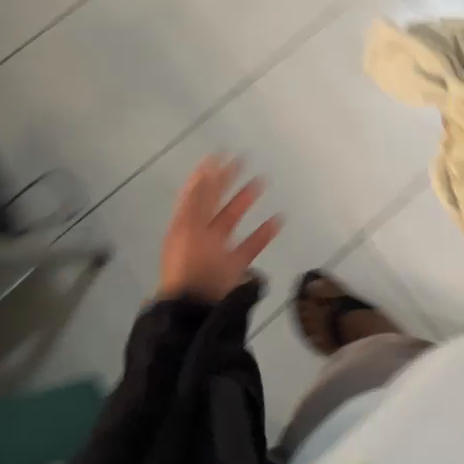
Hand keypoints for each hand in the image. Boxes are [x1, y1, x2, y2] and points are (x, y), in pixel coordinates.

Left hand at [158, 154, 282, 302]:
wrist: (195, 311)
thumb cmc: (190, 267)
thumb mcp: (190, 229)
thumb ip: (199, 200)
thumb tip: (206, 170)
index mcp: (185, 224)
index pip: (195, 192)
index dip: (205, 173)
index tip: (220, 153)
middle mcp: (199, 234)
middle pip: (214, 202)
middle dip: (227, 181)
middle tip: (243, 160)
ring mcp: (217, 250)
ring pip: (232, 220)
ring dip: (245, 201)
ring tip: (262, 182)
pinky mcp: (233, 266)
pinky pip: (250, 245)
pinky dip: (263, 233)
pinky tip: (277, 220)